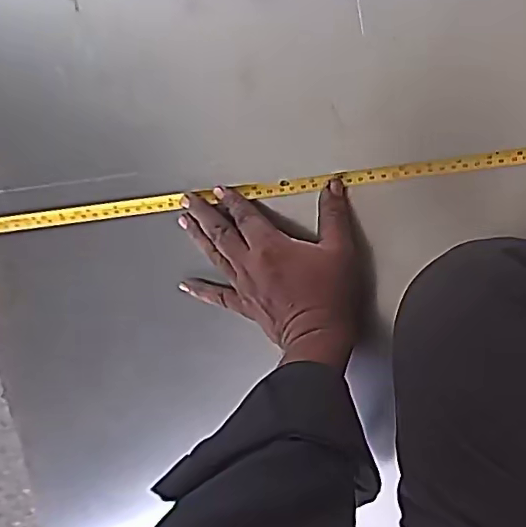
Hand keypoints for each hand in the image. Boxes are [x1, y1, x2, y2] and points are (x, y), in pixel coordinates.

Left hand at [179, 178, 362, 368]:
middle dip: (204, 212)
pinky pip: (218, 296)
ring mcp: (246, 286)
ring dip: (198, 237)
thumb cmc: (329, 298)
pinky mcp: (247, 306)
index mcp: (270, 246)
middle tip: (189, 199)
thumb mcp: (340, 250)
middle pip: (221, 232)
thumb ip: (334, 216)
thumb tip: (331, 190)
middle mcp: (252, 263)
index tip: (220, 190)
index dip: (232, 199)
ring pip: (215, 256)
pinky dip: (201, 289)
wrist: (319, 336)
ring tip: (185, 223)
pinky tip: (188, 285)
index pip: (245, 215)